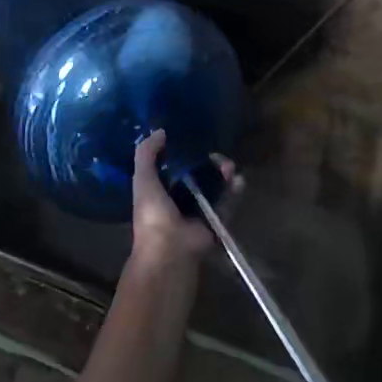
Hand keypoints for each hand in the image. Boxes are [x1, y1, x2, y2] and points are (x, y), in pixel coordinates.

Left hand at [130, 130, 234, 267]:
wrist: (170, 249)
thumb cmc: (152, 214)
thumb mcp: (142, 178)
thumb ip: (146, 153)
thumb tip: (161, 132)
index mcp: (159, 189)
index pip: (173, 165)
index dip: (183, 152)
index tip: (194, 139)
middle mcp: (179, 198)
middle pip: (198, 173)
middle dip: (208, 163)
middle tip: (216, 156)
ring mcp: (199, 210)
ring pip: (215, 186)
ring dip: (223, 174)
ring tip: (228, 167)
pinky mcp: (215, 221)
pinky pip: (227, 202)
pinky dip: (234, 191)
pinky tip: (238, 180)